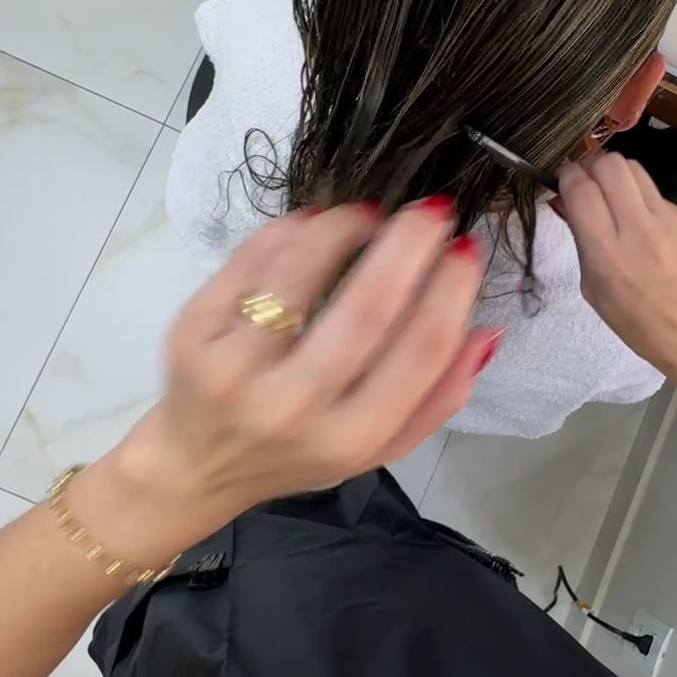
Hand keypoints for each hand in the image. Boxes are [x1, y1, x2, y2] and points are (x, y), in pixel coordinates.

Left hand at [91, 201, 499, 555]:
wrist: (197, 466)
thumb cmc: (301, 454)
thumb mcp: (378, 447)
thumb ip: (438, 398)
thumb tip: (485, 329)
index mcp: (348, 441)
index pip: (419, 353)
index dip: (452, 291)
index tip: (466, 248)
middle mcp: (290, 410)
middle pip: (366, 309)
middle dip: (410, 244)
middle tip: (432, 209)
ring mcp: (232, 371)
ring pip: (301, 272)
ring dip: (346, 225)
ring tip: (369, 215)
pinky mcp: (191, 335)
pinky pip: (250, 260)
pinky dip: (291, 229)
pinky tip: (316, 224)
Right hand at [555, 154, 676, 377]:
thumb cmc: (637, 323)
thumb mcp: (593, 290)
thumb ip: (582, 244)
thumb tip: (570, 205)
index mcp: (607, 256)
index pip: (582, 191)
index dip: (567, 175)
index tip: (562, 179)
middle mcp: (637, 230)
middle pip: (609, 165)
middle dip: (589, 165)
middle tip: (585, 182)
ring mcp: (667, 220)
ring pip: (633, 167)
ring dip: (613, 173)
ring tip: (608, 192)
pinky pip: (652, 190)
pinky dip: (636, 194)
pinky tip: (635, 217)